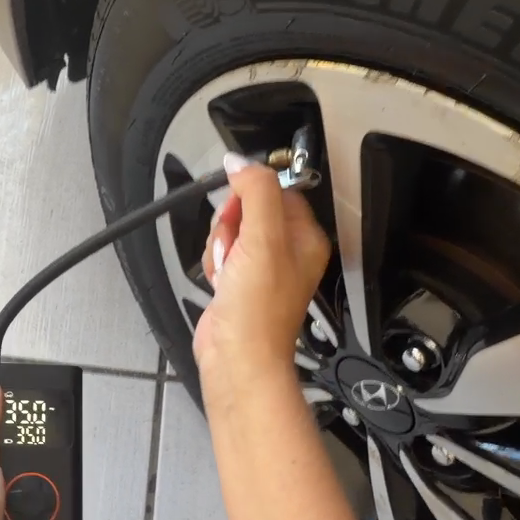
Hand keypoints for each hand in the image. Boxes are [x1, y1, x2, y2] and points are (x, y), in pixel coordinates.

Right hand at [194, 153, 332, 394]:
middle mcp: (286, 251)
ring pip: (229, 232)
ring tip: (226, 272)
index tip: (239, 212)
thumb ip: (255, 192)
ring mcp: (261, 268)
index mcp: (305, 237)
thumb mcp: (261, 239)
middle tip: (234, 249)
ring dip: (219, 247)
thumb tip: (239, 161)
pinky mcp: (238, 283)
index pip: (275, 191)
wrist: (236, 357)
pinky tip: (219, 284)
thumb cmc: (258, 311)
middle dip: (229, 226)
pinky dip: (213, 265)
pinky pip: (220, 255)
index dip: (249, 196)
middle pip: (247, 210)